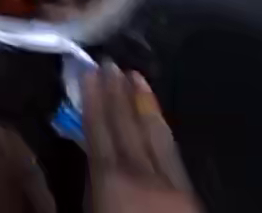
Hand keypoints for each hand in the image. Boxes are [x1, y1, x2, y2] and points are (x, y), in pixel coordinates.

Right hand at [82, 63, 201, 212]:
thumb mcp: (87, 209)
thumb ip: (80, 184)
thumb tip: (69, 152)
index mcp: (109, 178)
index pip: (99, 128)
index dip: (93, 98)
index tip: (89, 70)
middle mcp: (141, 176)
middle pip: (127, 126)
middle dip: (117, 93)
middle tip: (110, 62)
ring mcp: (173, 189)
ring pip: (156, 137)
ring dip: (145, 106)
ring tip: (137, 78)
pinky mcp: (192, 202)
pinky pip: (174, 157)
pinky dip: (164, 133)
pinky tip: (161, 123)